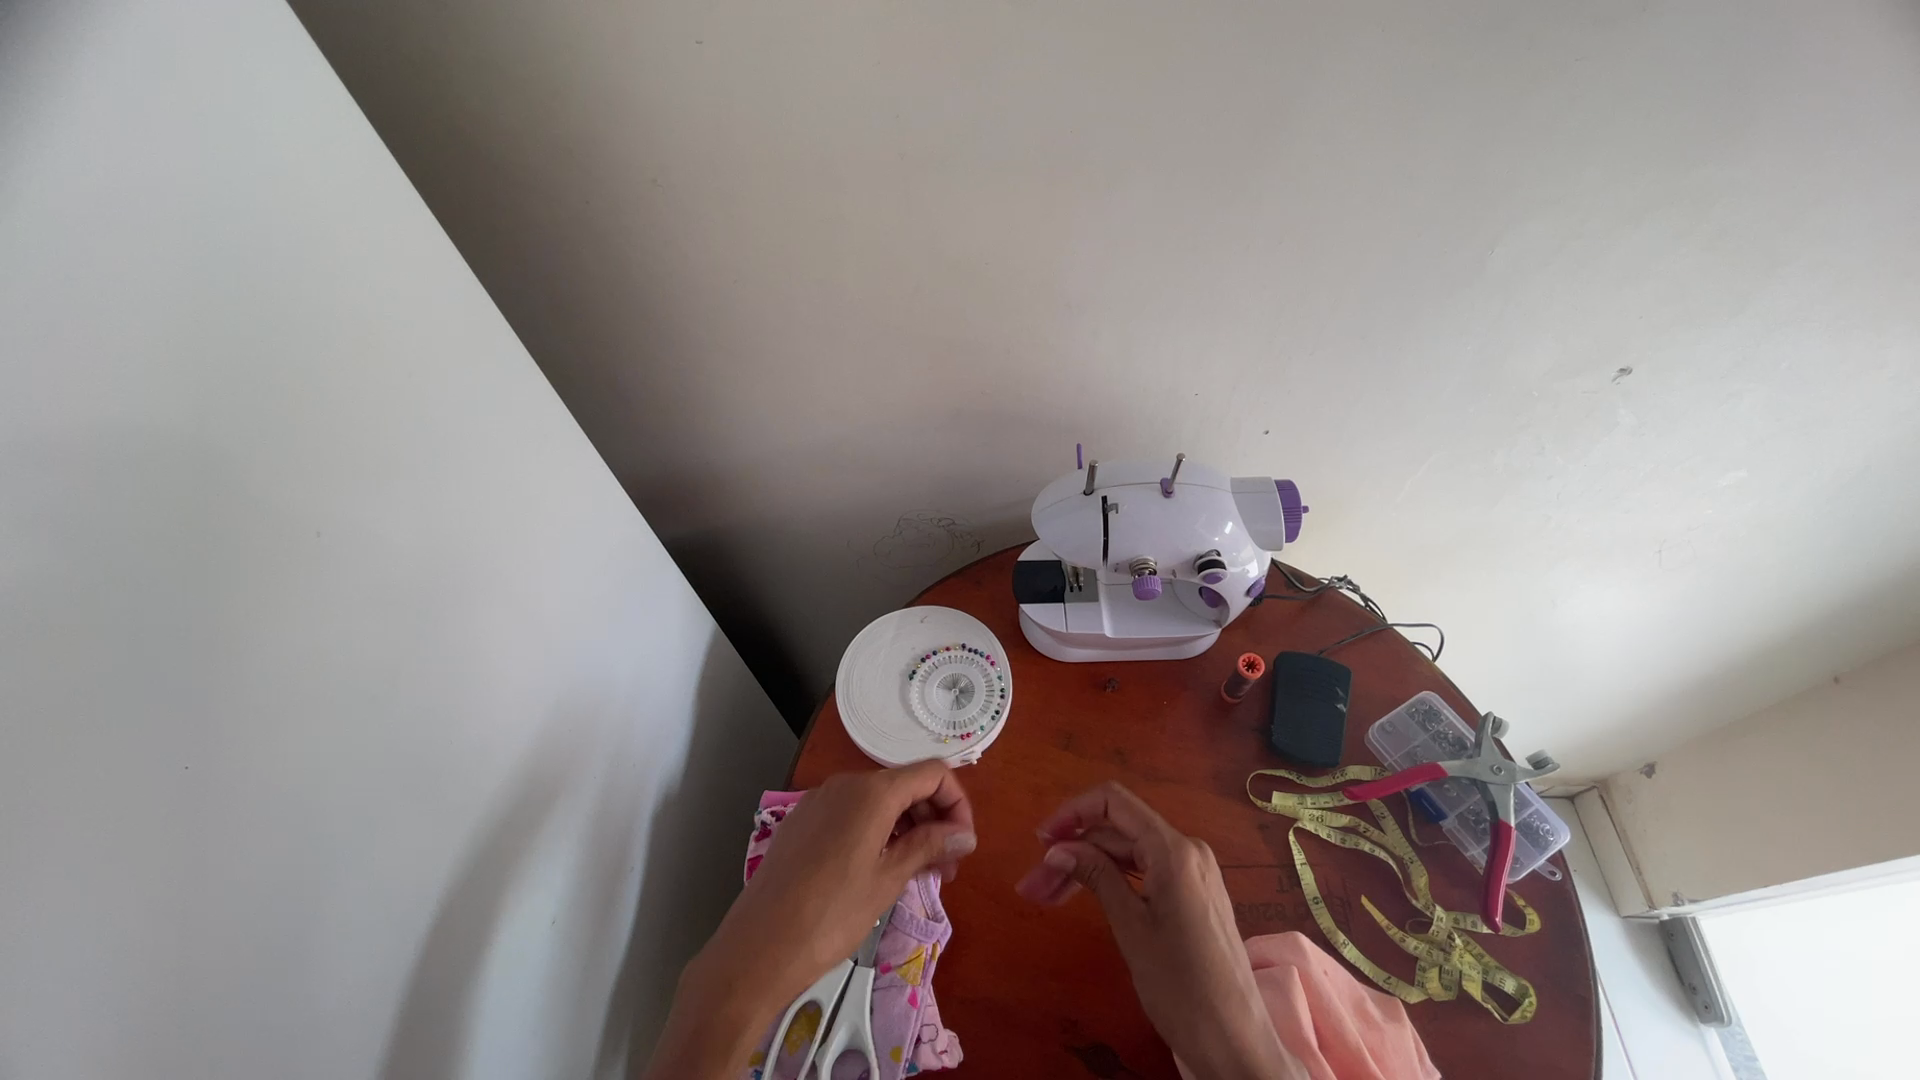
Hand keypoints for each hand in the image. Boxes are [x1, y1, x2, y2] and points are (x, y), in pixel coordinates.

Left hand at [645, 762, 975, 1078]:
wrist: (757, 948)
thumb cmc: (830, 916)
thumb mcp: (888, 880)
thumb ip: (929, 846)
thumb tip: (965, 834)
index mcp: (871, 792)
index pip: (932, 773)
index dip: (956, 804)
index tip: (963, 846)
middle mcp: (845, 784)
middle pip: (905, 784)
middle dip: (933, 819)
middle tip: (945, 869)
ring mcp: (819, 801)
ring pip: (879, 801)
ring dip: (907, 828)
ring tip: (917, 874)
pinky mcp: (802, 822)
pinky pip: (852, 814)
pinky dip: (877, 832)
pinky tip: (878, 870)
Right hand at [1016, 782, 1302, 1079]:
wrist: (1237, 1043)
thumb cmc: (1182, 987)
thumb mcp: (1131, 928)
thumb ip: (1096, 877)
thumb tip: (1057, 848)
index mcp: (1174, 850)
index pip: (1114, 803)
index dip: (1072, 813)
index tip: (1040, 841)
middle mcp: (1186, 849)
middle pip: (1116, 832)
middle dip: (1071, 851)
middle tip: (1031, 888)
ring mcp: (1192, 871)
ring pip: (1127, 853)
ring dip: (1085, 868)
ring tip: (1044, 897)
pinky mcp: (1192, 893)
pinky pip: (1144, 871)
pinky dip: (1110, 879)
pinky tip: (1082, 896)